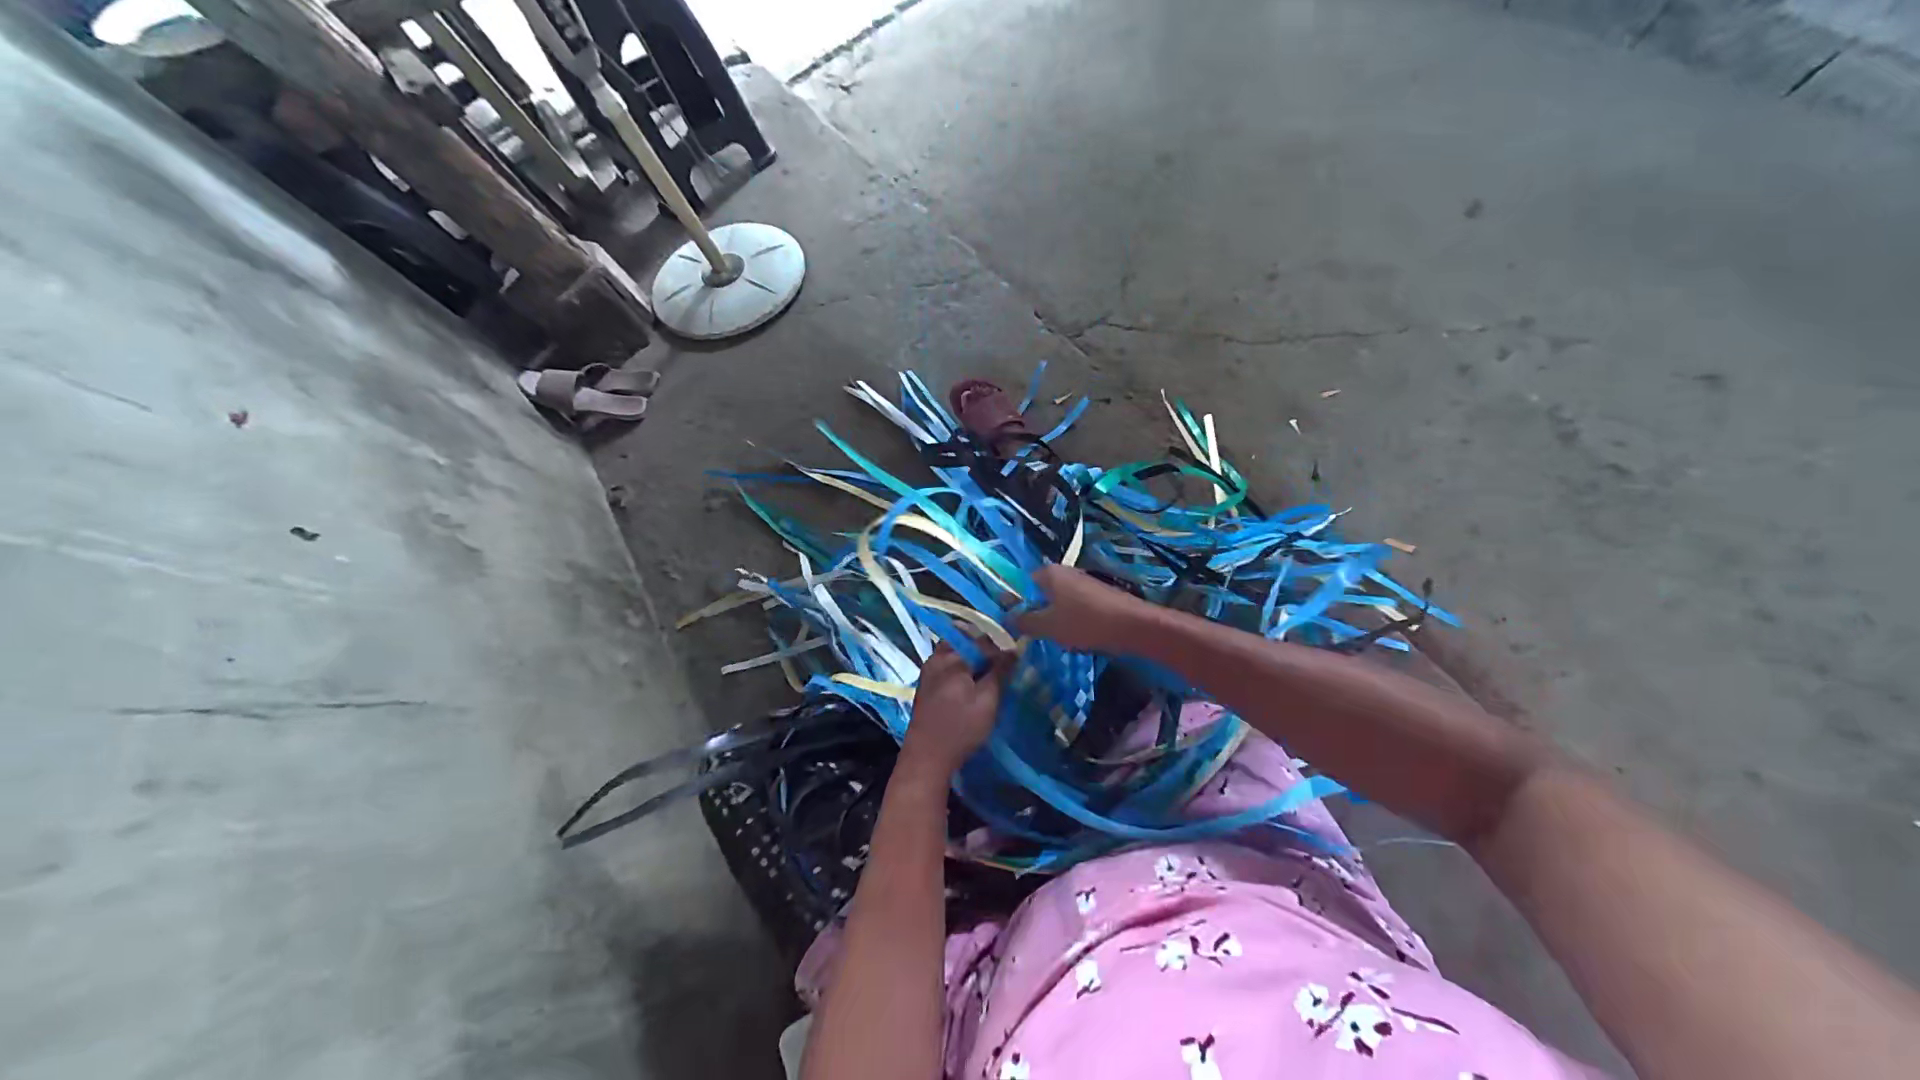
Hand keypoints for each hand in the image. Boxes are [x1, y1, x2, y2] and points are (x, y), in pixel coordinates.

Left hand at [899, 641, 1013, 775]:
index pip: (982, 640)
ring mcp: (929, 671)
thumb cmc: (961, 728)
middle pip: (966, 642)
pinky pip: (948, 665)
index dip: (1001, 647)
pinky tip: (974, 683)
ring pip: (956, 653)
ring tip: (991, 674)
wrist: (926, 757)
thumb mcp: (987, 700)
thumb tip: (1013, 649)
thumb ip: (1000, 671)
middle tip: (1004, 664)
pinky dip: (963, 668)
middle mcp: (936, 657)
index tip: (1017, 657)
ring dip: (974, 659)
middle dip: (985, 649)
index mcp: (951, 657)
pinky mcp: (927, 684)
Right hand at [1013, 564, 1152, 651]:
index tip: (1013, 625)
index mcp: (1048, 573)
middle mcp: (1065, 572)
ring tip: (1054, 639)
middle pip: (1040, 593)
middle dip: (1035, 613)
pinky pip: (1075, 607)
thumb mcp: (1047, 626)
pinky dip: (1072, 621)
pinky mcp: (1098, 595)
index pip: (1021, 584)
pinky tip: (1075, 637)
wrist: (1132, 626)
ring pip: (1058, 602)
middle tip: (1032, 635)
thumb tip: (1007, 619)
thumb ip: (1024, 622)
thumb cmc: (1084, 621)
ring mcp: (1083, 582)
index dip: (1014, 604)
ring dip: (1054, 619)